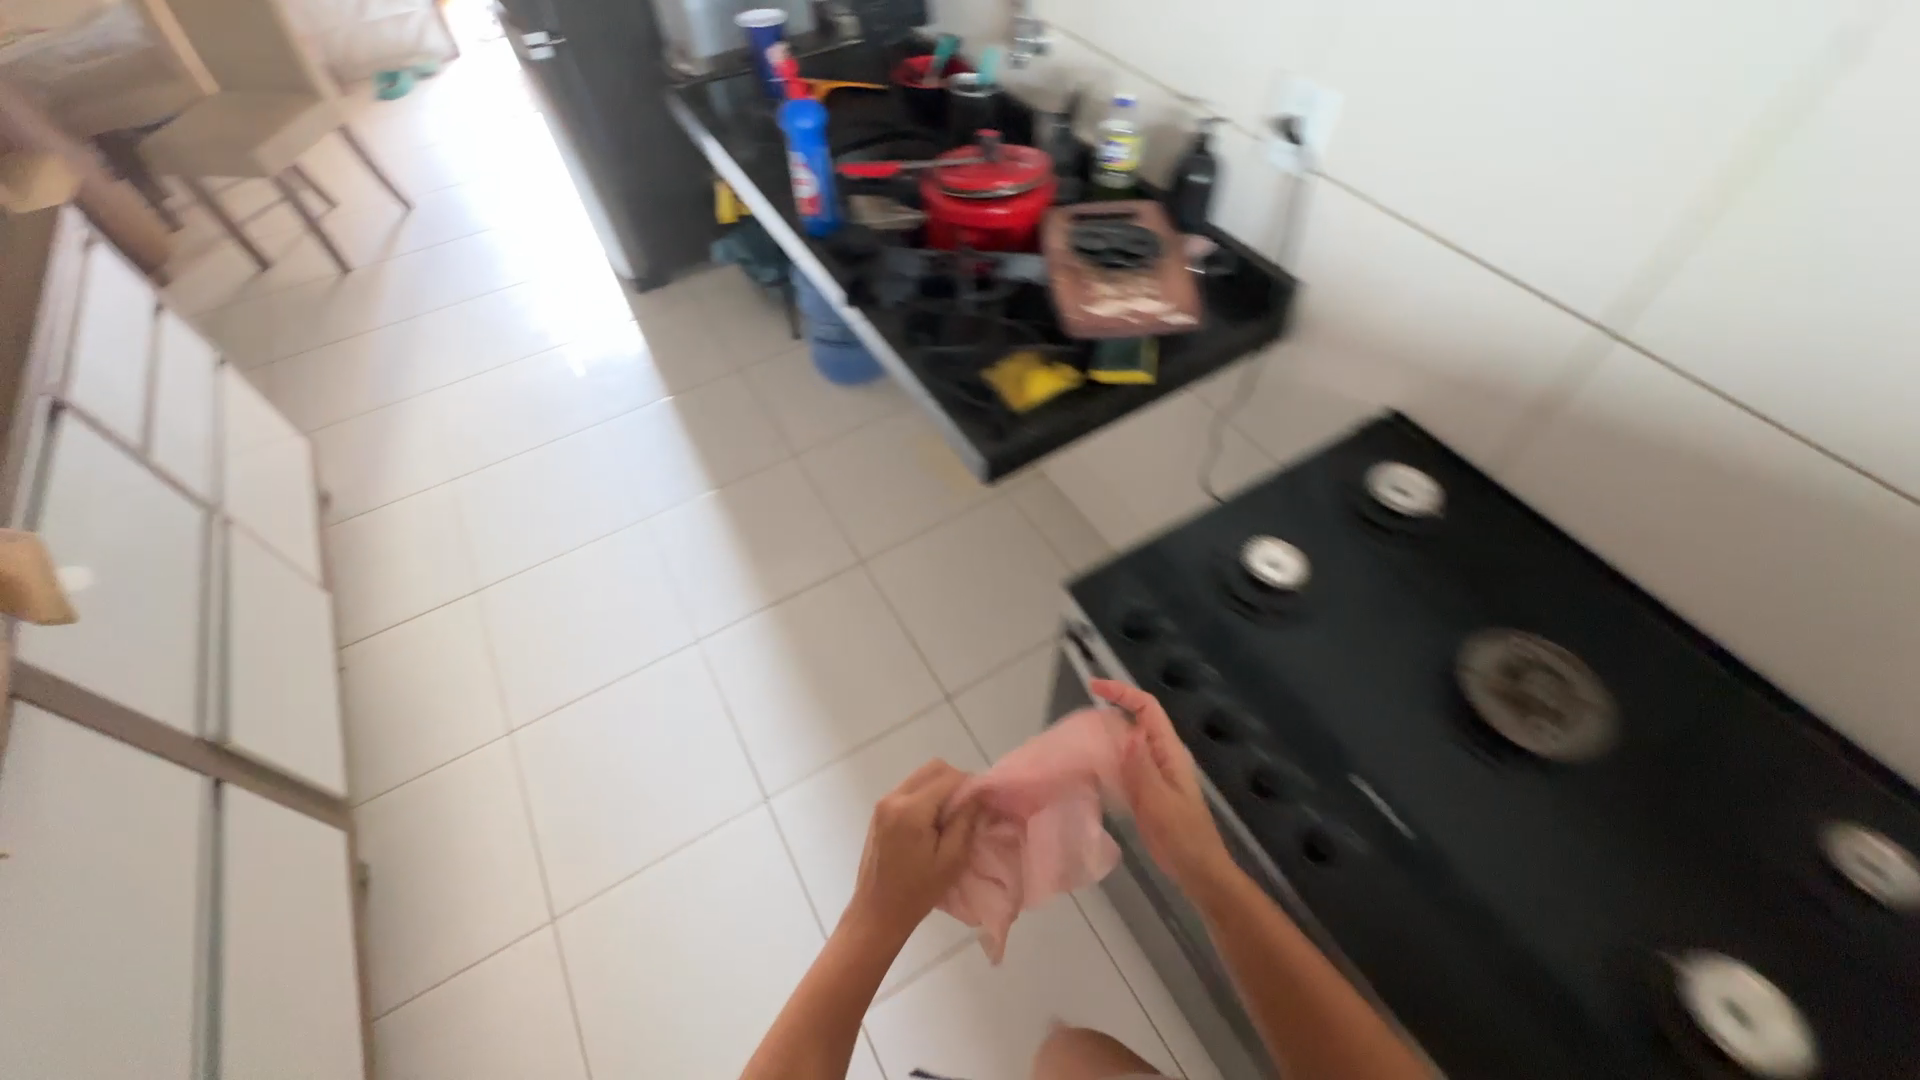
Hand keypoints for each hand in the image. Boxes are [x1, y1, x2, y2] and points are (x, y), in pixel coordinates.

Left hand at [842, 760, 983, 946]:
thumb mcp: (951, 859)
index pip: (949, 778)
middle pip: (933, 768)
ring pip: (921, 776)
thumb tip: (979, 793)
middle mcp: (894, 798)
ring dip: (940, 788)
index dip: (971, 785)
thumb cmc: (917, 892)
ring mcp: (884, 802)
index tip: (983, 802)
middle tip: (968, 808)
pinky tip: (933, 822)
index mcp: (911, 810)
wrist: (876, 912)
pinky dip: (926, 795)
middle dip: (956, 781)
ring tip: (951, 817)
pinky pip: (909, 789)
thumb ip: (966, 820)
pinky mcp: (879, 811)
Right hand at [1095, 679, 1236, 895]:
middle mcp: (1161, 756)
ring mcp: (1153, 774)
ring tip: (1076, 741)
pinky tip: (1088, 769)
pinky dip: (1106, 761)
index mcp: (1169, 752)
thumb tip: (1126, 732)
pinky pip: (1123, 766)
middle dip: (1108, 713)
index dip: (1123, 693)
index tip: (1094, 687)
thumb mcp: (1161, 802)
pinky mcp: (1145, 791)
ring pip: (1126, 744)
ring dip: (1104, 738)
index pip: (1147, 708)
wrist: (1197, 870)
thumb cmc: (1183, 836)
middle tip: (1077, 722)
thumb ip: (1143, 768)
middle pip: (1135, 721)